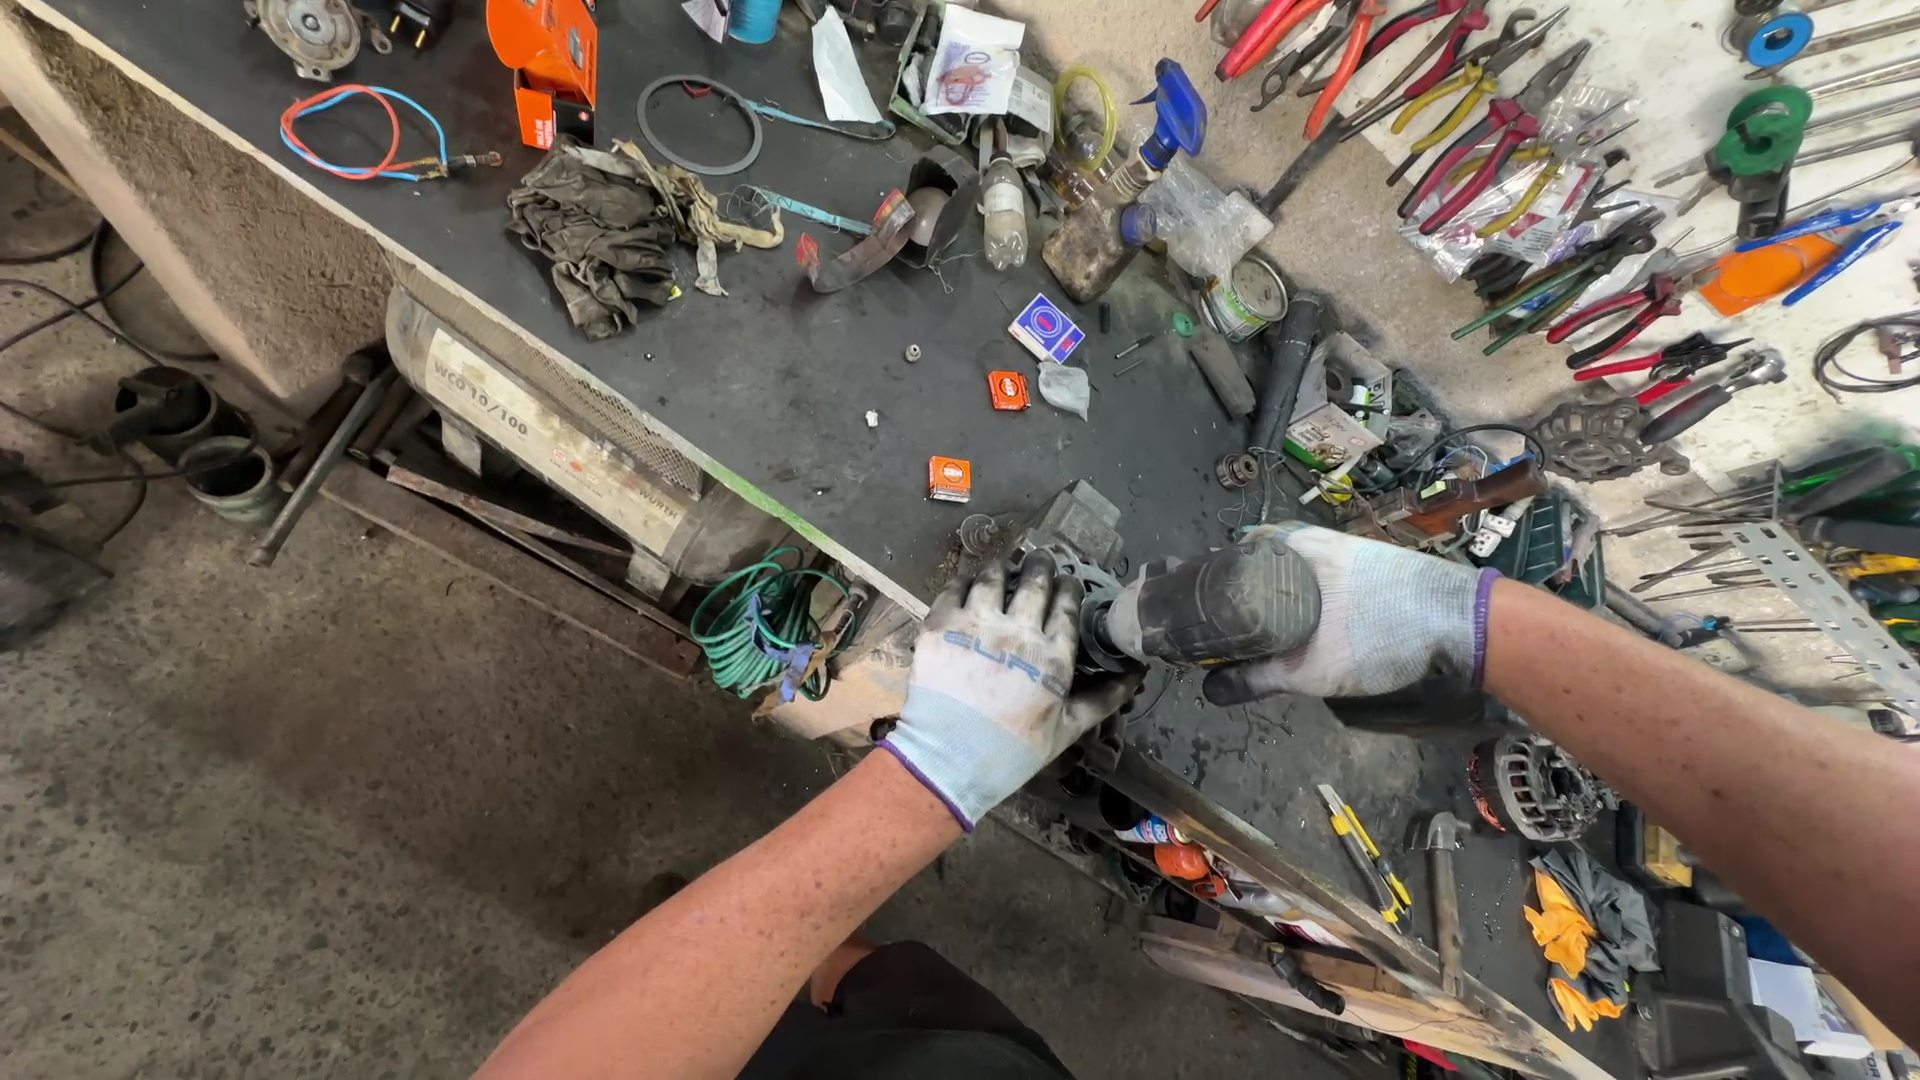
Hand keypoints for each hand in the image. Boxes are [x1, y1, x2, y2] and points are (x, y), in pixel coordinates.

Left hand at [881, 551, 1140, 830]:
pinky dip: (963, 580)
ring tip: (1003, 565)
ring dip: (1001, 566)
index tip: (1068, 581)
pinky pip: (954, 588)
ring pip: (993, 577)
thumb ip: (1103, 698)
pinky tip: (968, 582)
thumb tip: (1137, 673)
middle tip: (1040, 558)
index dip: (1069, 588)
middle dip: (1040, 565)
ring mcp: (976, 625)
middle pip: (1034, 583)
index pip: (1066, 607)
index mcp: (1052, 657)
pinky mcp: (940, 625)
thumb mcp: (1066, 730)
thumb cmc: (1012, 751)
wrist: (947, 761)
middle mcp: (1018, 632)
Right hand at [1203, 522, 1497, 703]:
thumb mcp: (1309, 668)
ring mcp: (1345, 544)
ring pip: (1293, 561)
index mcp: (1291, 547)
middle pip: (1261, 554)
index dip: (1213, 577)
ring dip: (1276, 585)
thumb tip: (1210, 690)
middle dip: (1244, 584)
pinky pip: (1321, 568)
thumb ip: (1256, 676)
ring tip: (1265, 621)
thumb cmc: (1378, 636)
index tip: (1202, 604)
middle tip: (1232, 619)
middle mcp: (1313, 537)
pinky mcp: (1370, 558)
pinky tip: (1310, 615)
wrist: (1466, 624)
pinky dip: (1305, 586)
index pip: (1233, 550)